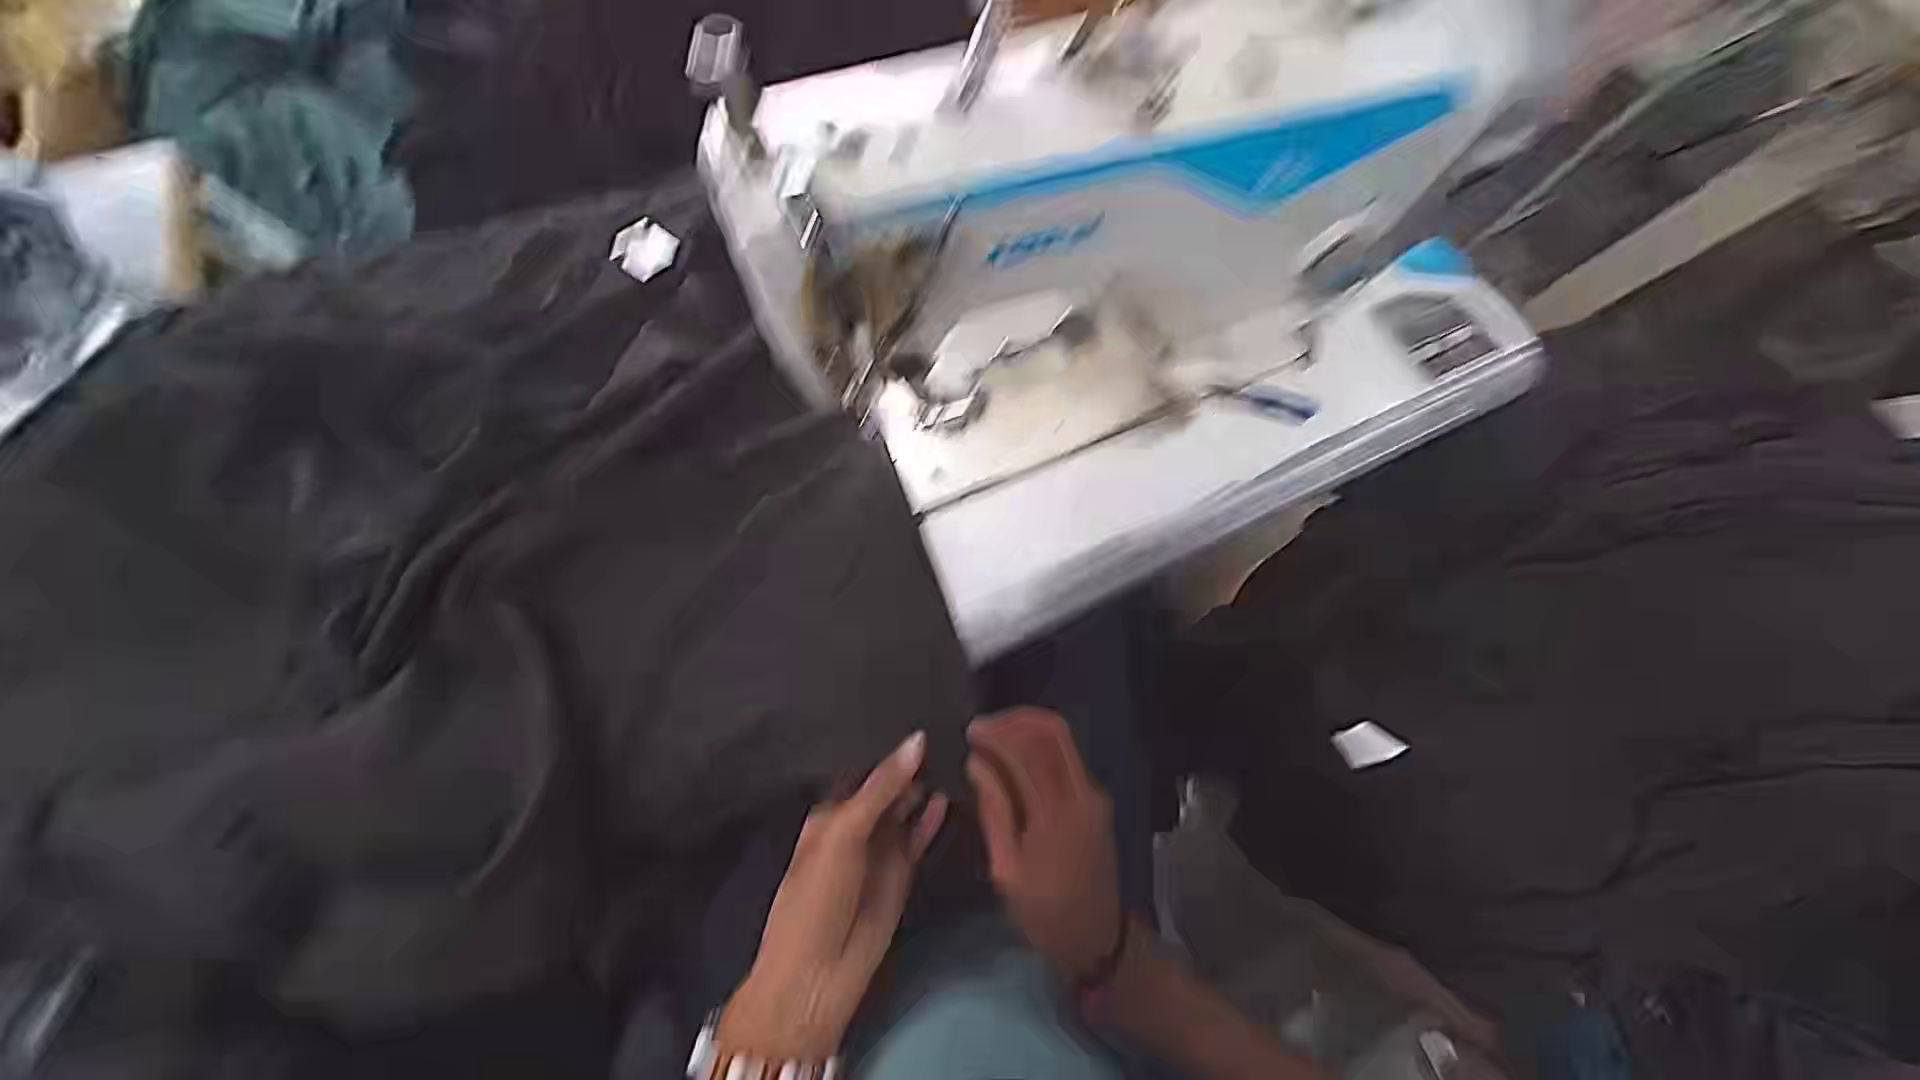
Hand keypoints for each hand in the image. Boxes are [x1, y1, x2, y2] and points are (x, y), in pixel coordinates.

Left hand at [720, 732, 948, 1060]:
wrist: (817, 976)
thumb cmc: (817, 895)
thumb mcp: (845, 831)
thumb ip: (882, 786)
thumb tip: (918, 740)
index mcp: (831, 812)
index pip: (864, 770)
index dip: (888, 749)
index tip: (919, 715)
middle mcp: (856, 826)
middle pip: (888, 788)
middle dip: (910, 766)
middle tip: (946, 731)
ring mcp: (880, 849)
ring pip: (906, 810)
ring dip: (924, 788)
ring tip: (955, 755)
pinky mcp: (902, 872)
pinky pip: (920, 836)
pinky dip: (932, 818)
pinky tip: (948, 795)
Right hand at [967, 708, 1122, 980]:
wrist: (1098, 939)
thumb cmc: (1045, 913)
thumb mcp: (1007, 870)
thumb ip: (994, 809)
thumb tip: (976, 762)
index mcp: (1056, 813)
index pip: (1027, 750)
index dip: (996, 733)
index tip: (970, 731)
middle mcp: (1082, 793)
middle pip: (1053, 731)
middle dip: (1015, 719)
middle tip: (983, 727)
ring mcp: (1094, 794)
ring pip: (1064, 739)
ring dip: (1028, 728)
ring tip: (995, 736)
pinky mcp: (1097, 798)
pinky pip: (1068, 756)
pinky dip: (1041, 744)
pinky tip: (1016, 754)